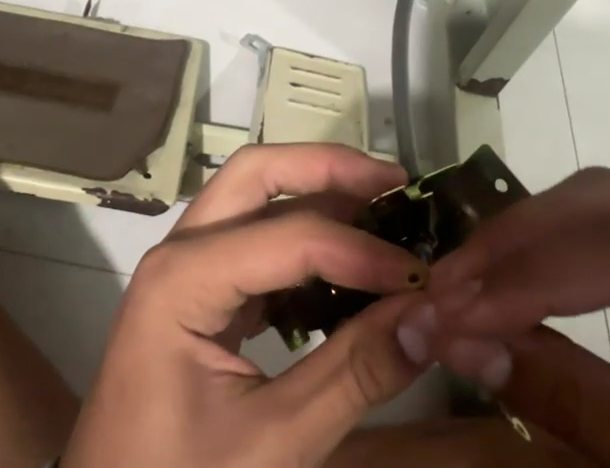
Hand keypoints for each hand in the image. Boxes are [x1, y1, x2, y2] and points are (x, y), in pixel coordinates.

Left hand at [63, 144, 431, 467]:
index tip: (422, 276)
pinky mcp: (201, 290)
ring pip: (255, 196)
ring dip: (320, 193)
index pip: (290, 236)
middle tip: (397, 182)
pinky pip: (256, 239)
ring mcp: (187, 266)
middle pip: (258, 173)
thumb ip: (353, 374)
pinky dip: (305, 237)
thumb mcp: (274, 440)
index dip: (363, 250)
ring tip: (384, 210)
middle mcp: (180, 251)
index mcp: (183, 280)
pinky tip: (349, 266)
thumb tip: (429, 318)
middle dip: (330, 168)